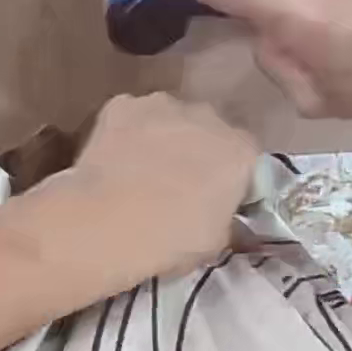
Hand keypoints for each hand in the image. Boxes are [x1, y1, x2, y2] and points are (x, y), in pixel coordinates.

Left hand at [0, 93, 257, 296]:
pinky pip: (129, 118)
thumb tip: (226, 223)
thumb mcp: (213, 245)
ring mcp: (163, 105)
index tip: (212, 204)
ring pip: (168, 120)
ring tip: (136, 177)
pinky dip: (123, 135)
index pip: (245, 162)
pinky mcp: (121, 105)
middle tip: (171, 190)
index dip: (228, 183)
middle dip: (195, 155)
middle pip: (208, 133)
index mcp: (241, 152)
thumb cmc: (168, 240)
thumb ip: (226, 224)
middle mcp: (209, 116)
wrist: (106, 224)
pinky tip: (110, 163)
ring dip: (159, 140)